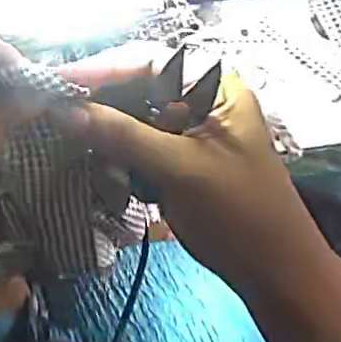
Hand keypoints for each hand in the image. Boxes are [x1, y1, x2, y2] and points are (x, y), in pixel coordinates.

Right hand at [63, 65, 335, 296]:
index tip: (62, 82)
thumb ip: (121, 135)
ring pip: (131, 117)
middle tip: (60, 115)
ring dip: (108, 137)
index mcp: (215, 87)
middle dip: (102, 107)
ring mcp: (189, 129)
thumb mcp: (178, 169)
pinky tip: (112, 177)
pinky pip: (136, 143)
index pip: (149, 61)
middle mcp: (201, 99)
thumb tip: (64, 110)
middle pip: (136, 87)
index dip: (103, 69)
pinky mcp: (177, 157)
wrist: (279, 280)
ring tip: (88, 152)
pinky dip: (119, 157)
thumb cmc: (240, 216)